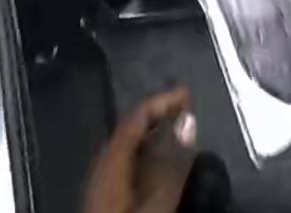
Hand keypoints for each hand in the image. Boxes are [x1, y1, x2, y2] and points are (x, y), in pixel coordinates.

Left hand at [83, 88, 195, 212]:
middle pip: (134, 126)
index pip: (138, 113)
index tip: (187, 92)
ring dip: (156, 135)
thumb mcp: (155, 197)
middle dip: (160, 114)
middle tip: (186, 108)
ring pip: (132, 145)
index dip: (164, 99)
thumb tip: (188, 121)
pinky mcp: (106, 196)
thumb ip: (172, 160)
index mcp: (111, 152)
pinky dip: (149, 154)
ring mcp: (102, 178)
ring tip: (178, 130)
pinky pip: (129, 161)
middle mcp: (103, 159)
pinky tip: (160, 163)